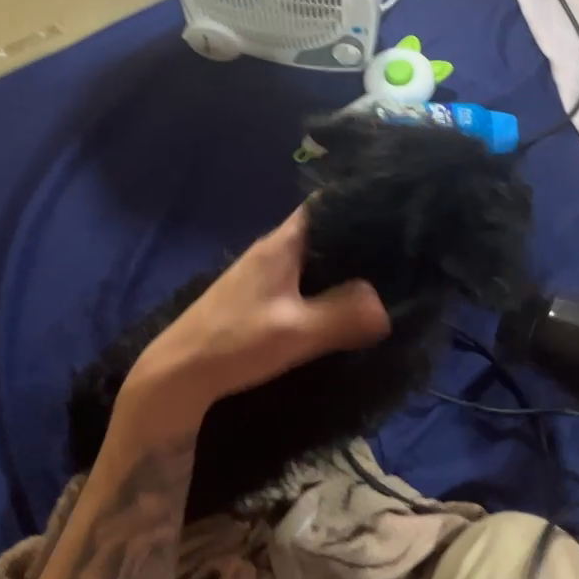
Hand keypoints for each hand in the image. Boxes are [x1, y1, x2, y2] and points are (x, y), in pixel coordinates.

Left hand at [128, 205, 390, 415]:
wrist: (177, 376)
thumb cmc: (234, 342)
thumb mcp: (296, 332)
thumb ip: (344, 316)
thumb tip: (387, 308)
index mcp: (282, 244)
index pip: (326, 205)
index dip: (359, 202)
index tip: (396, 212)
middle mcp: (273, 251)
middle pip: (325, 232)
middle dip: (360, 239)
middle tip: (401, 251)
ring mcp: (264, 276)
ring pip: (315, 260)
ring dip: (344, 268)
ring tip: (385, 278)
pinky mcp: (260, 300)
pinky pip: (304, 282)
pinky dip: (327, 288)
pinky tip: (347, 306)